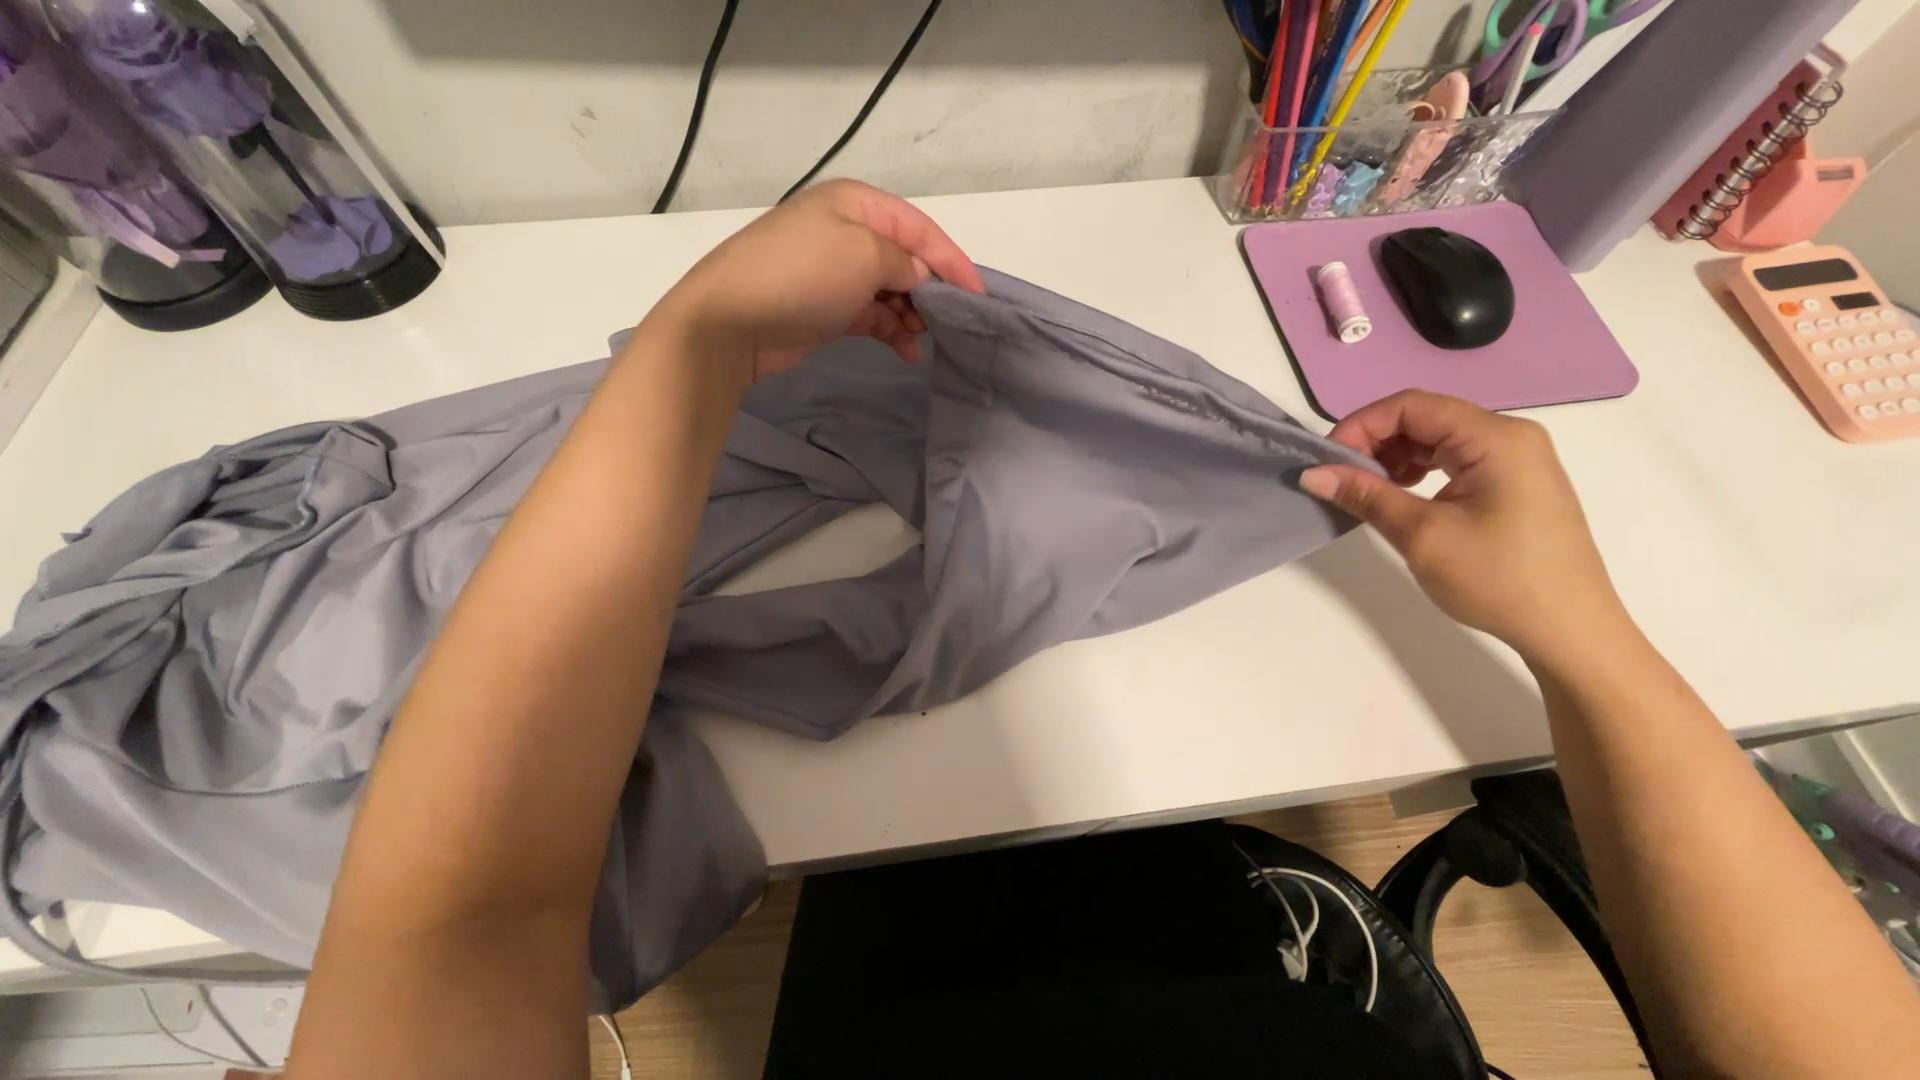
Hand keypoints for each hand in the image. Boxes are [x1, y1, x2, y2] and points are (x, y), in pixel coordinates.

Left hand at [652, 179, 986, 383]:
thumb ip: (903, 262)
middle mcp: (847, 232)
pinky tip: (908, 352)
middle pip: (907, 258)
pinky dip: (892, 331)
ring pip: (892, 290)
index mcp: (856, 204)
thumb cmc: (800, 275)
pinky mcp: (827, 308)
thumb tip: (919, 278)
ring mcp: (835, 272)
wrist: (730, 321)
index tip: (978, 296)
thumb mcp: (863, 255)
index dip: (952, 260)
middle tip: (951, 322)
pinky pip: (873, 315)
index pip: (919, 229)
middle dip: (931, 289)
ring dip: (912, 314)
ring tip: (925, 339)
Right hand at [1299, 390, 1627, 661]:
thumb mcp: (1422, 535)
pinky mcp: (1515, 483)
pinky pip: (1456, 460)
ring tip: (1368, 493)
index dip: (1362, 425)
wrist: (1570, 629)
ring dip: (1395, 457)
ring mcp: (1517, 459)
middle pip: (1426, 417)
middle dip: (1376, 442)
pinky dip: (1420, 471)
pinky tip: (1402, 498)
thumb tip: (1312, 474)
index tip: (1328, 462)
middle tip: (1341, 480)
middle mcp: (1510, 436)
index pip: (1412, 405)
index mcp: (1495, 437)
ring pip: (1438, 439)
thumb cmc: (1498, 579)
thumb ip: (1366, 496)